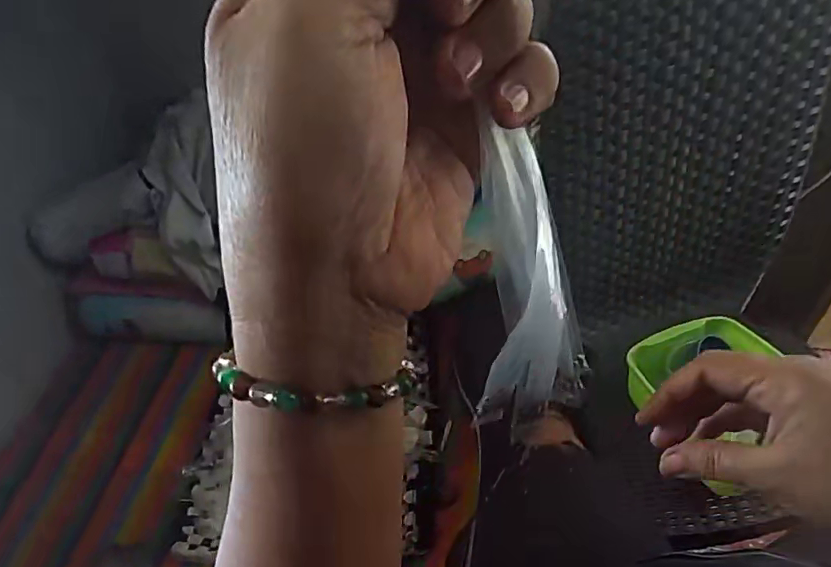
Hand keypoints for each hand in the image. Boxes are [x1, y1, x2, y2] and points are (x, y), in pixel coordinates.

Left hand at [205, 0, 557, 380]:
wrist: (337, 275)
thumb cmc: (301, 149)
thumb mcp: (304, 14)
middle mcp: (368, 22)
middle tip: (446, 17)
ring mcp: (422, 75)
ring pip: (497, 4)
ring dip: (499, 27)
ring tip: (462, 83)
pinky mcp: (466, 127)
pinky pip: (522, 73)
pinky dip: (529, 80)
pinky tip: (508, 110)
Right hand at [636, 352, 830, 531]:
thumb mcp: (771, 473)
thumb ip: (713, 461)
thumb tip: (665, 461)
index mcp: (783, 377)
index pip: (710, 368)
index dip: (669, 393)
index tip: (644, 425)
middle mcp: (794, 374)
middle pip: (723, 378)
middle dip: (684, 407)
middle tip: (659, 443)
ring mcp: (808, 392)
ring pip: (741, 396)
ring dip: (706, 420)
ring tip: (680, 450)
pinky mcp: (816, 412)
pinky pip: (761, 411)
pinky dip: (733, 429)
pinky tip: (717, 452)